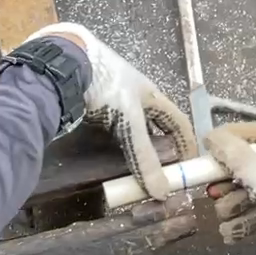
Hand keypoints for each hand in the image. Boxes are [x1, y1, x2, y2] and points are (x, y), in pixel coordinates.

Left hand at [27, 23, 196, 197]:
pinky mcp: (94, 101)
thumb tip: (162, 192)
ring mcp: (114, 97)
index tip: (190, 169)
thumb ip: (144, 155)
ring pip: (133, 125)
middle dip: (162, 146)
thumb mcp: (129, 121)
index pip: (179, 122)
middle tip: (163, 172)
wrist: (66, 62)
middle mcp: (136, 94)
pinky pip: (112, 125)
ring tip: (138, 167)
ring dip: (138, 145)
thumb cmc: (106, 86)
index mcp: (152, 95)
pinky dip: (117, 141)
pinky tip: (111, 152)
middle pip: (156, 124)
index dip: (187, 144)